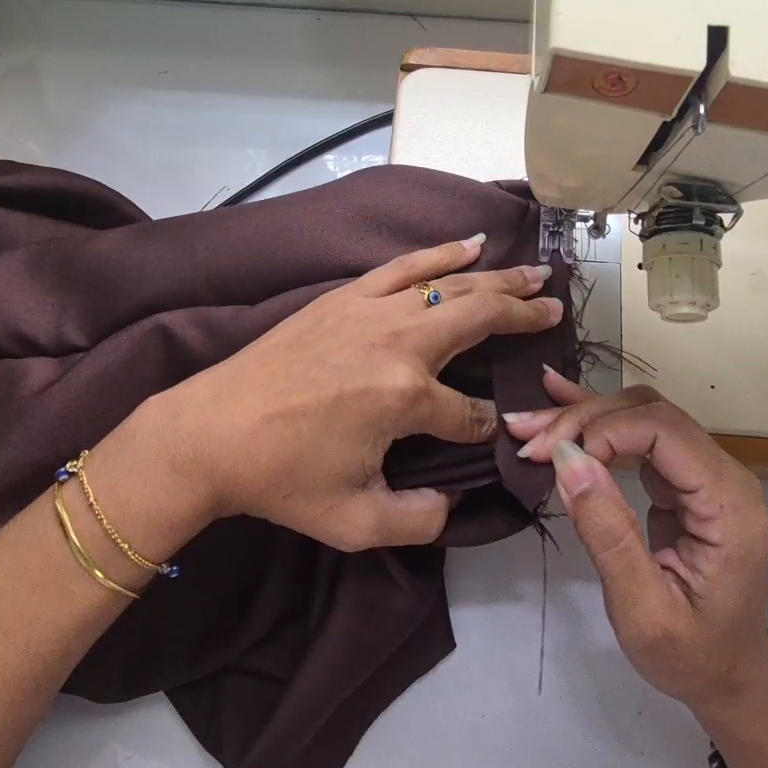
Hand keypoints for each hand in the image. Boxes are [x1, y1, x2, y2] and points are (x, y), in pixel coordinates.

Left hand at [100, 235, 561, 551]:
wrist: (209, 432)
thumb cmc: (281, 479)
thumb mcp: (354, 523)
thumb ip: (418, 519)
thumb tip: (453, 502)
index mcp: (406, 398)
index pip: (469, 414)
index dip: (482, 428)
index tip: (482, 437)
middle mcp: (399, 343)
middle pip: (479, 320)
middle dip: (523, 317)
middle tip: (557, 308)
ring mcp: (373, 312)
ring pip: (452, 285)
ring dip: (498, 279)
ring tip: (534, 273)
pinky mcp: (346, 296)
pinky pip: (406, 266)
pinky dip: (442, 253)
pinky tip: (469, 244)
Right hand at [504, 373, 767, 712]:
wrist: (727, 677)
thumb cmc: (691, 655)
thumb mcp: (644, 612)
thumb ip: (609, 534)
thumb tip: (569, 461)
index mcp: (728, 504)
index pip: (664, 430)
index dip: (603, 430)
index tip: (552, 460)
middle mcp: (723, 476)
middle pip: (649, 414)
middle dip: (584, 420)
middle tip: (527, 444)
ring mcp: (703, 474)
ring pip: (639, 417)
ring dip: (582, 417)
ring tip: (525, 422)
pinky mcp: (682, 480)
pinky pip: (637, 436)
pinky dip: (595, 424)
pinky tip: (559, 399)